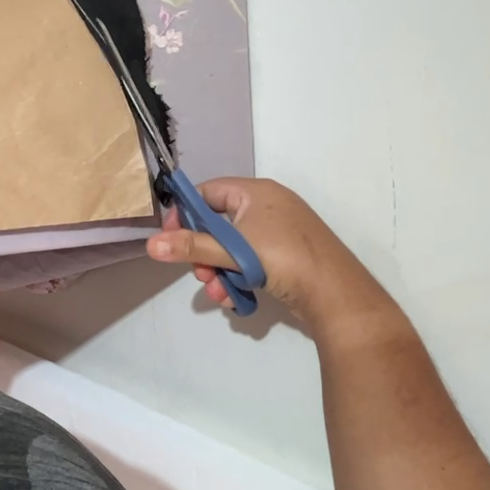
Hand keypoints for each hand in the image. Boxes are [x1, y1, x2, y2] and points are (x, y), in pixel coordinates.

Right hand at [144, 178, 398, 337]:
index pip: (207, 193)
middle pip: (217, 224)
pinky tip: (233, 297)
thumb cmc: (284, 260)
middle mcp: (267, 207)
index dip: (185, 214)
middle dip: (203, 253)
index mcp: (256, 193)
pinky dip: (237, 277)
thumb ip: (191, 247)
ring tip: (217, 292)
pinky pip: (249, 260)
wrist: (337, 296)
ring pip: (231, 247)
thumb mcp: (232, 252)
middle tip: (199, 274)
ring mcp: (278, 232)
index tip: (172, 240)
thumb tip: (151, 244)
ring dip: (217, 271)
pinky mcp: (285, 256)